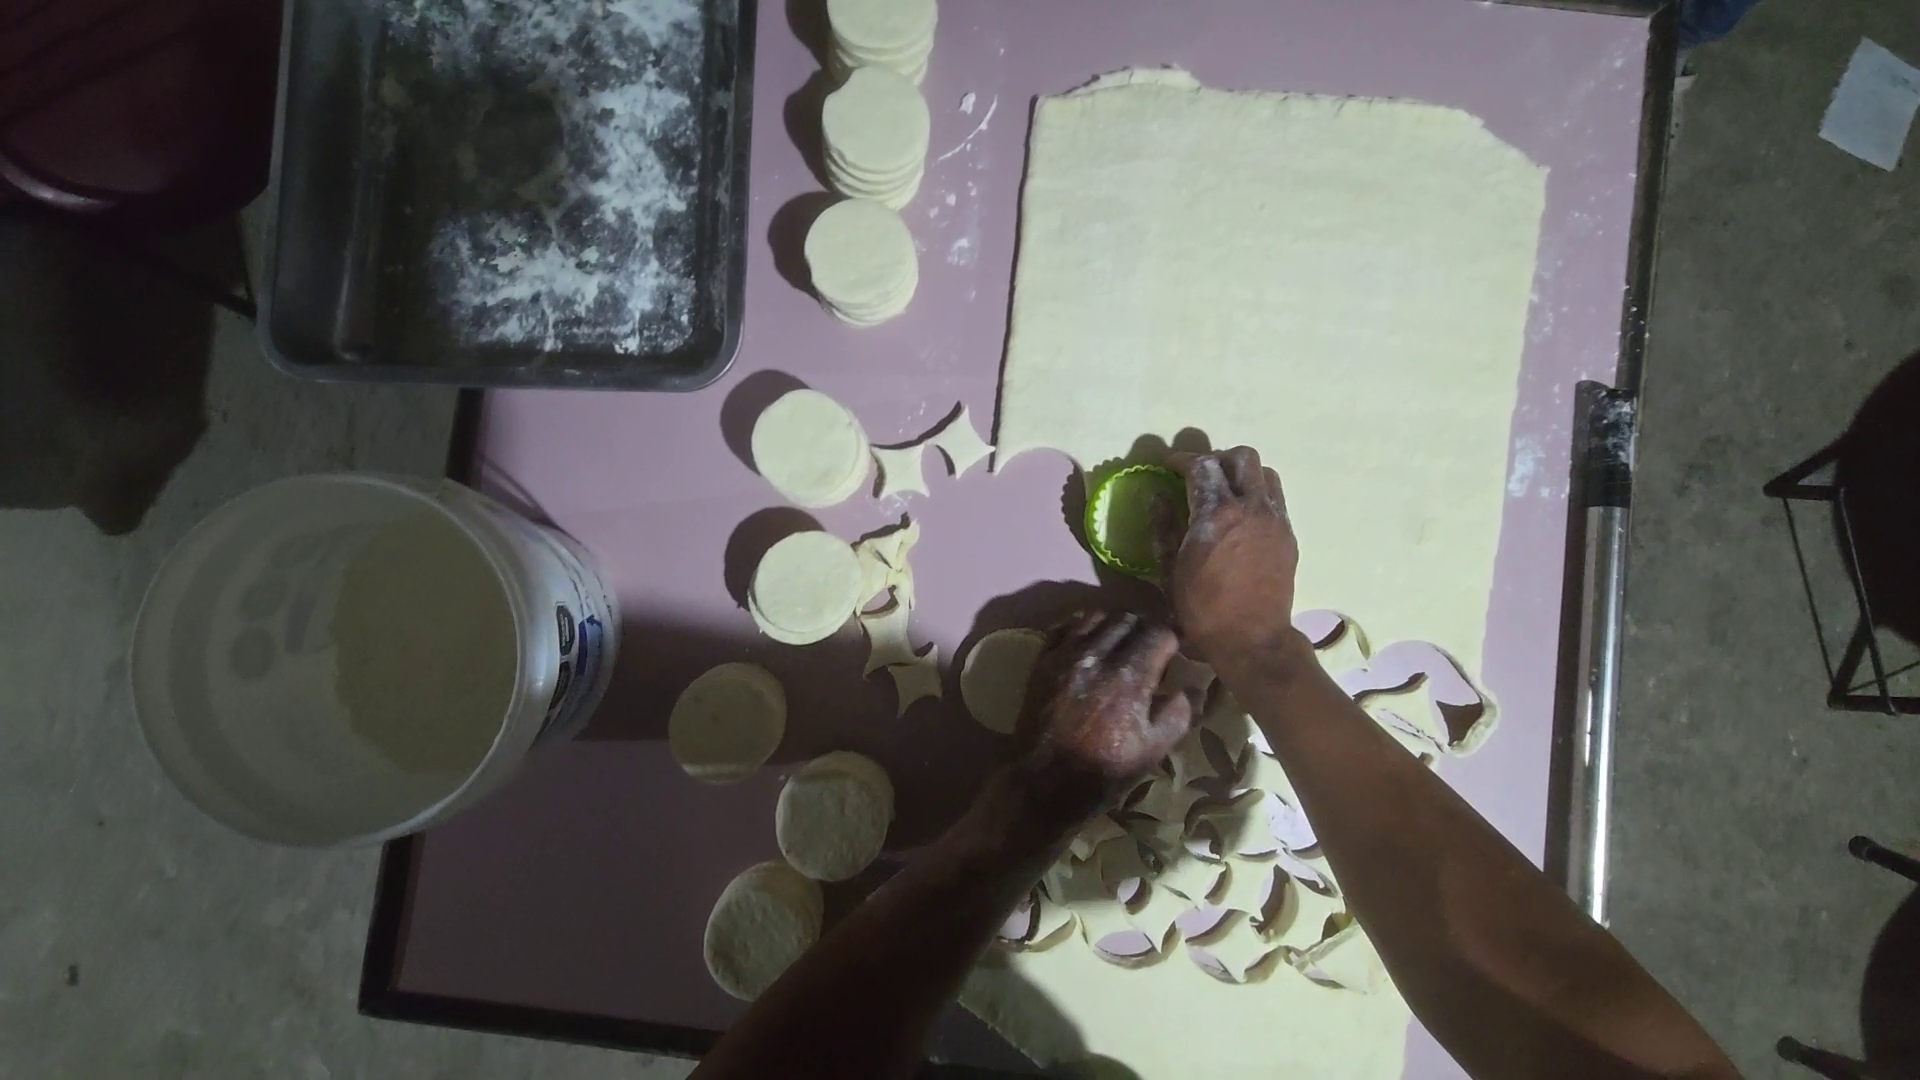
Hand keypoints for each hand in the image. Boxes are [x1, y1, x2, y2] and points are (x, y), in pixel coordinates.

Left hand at [1013, 611, 1197, 826]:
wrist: (1045, 781)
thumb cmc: (1104, 770)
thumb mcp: (1154, 750)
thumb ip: (1179, 713)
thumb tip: (1190, 686)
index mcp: (1129, 676)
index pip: (1159, 633)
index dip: (1174, 636)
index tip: (1178, 647)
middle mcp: (1097, 655)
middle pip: (1127, 618)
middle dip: (1145, 627)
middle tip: (1151, 644)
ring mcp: (1065, 654)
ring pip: (1095, 616)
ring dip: (1114, 623)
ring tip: (1122, 640)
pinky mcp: (1042, 660)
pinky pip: (1065, 627)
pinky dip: (1082, 627)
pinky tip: (1090, 641)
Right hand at [1162, 447, 1300, 670]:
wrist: (1251, 639)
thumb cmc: (1202, 608)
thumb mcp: (1170, 569)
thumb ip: (1164, 527)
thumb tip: (1158, 497)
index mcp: (1216, 514)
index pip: (1202, 465)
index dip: (1181, 460)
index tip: (1168, 466)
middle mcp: (1251, 507)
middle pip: (1242, 457)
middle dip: (1217, 458)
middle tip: (1198, 475)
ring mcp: (1275, 520)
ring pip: (1265, 473)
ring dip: (1242, 474)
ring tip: (1224, 491)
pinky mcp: (1288, 535)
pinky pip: (1275, 498)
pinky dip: (1257, 494)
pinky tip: (1241, 516)